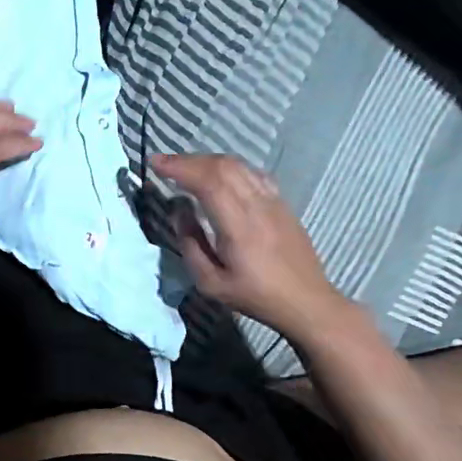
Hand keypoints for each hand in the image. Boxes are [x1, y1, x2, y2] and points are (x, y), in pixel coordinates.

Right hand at [151, 154, 352, 339]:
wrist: (305, 300)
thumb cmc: (256, 297)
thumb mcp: (212, 284)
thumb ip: (190, 245)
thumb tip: (179, 211)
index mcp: (239, 226)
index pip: (208, 181)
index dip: (180, 167)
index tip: (156, 163)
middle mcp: (258, 205)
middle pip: (222, 166)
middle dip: (188, 160)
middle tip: (164, 163)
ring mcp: (273, 201)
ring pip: (238, 166)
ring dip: (208, 161)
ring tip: (186, 168)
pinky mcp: (282, 203)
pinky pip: (252, 174)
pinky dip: (229, 168)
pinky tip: (219, 177)